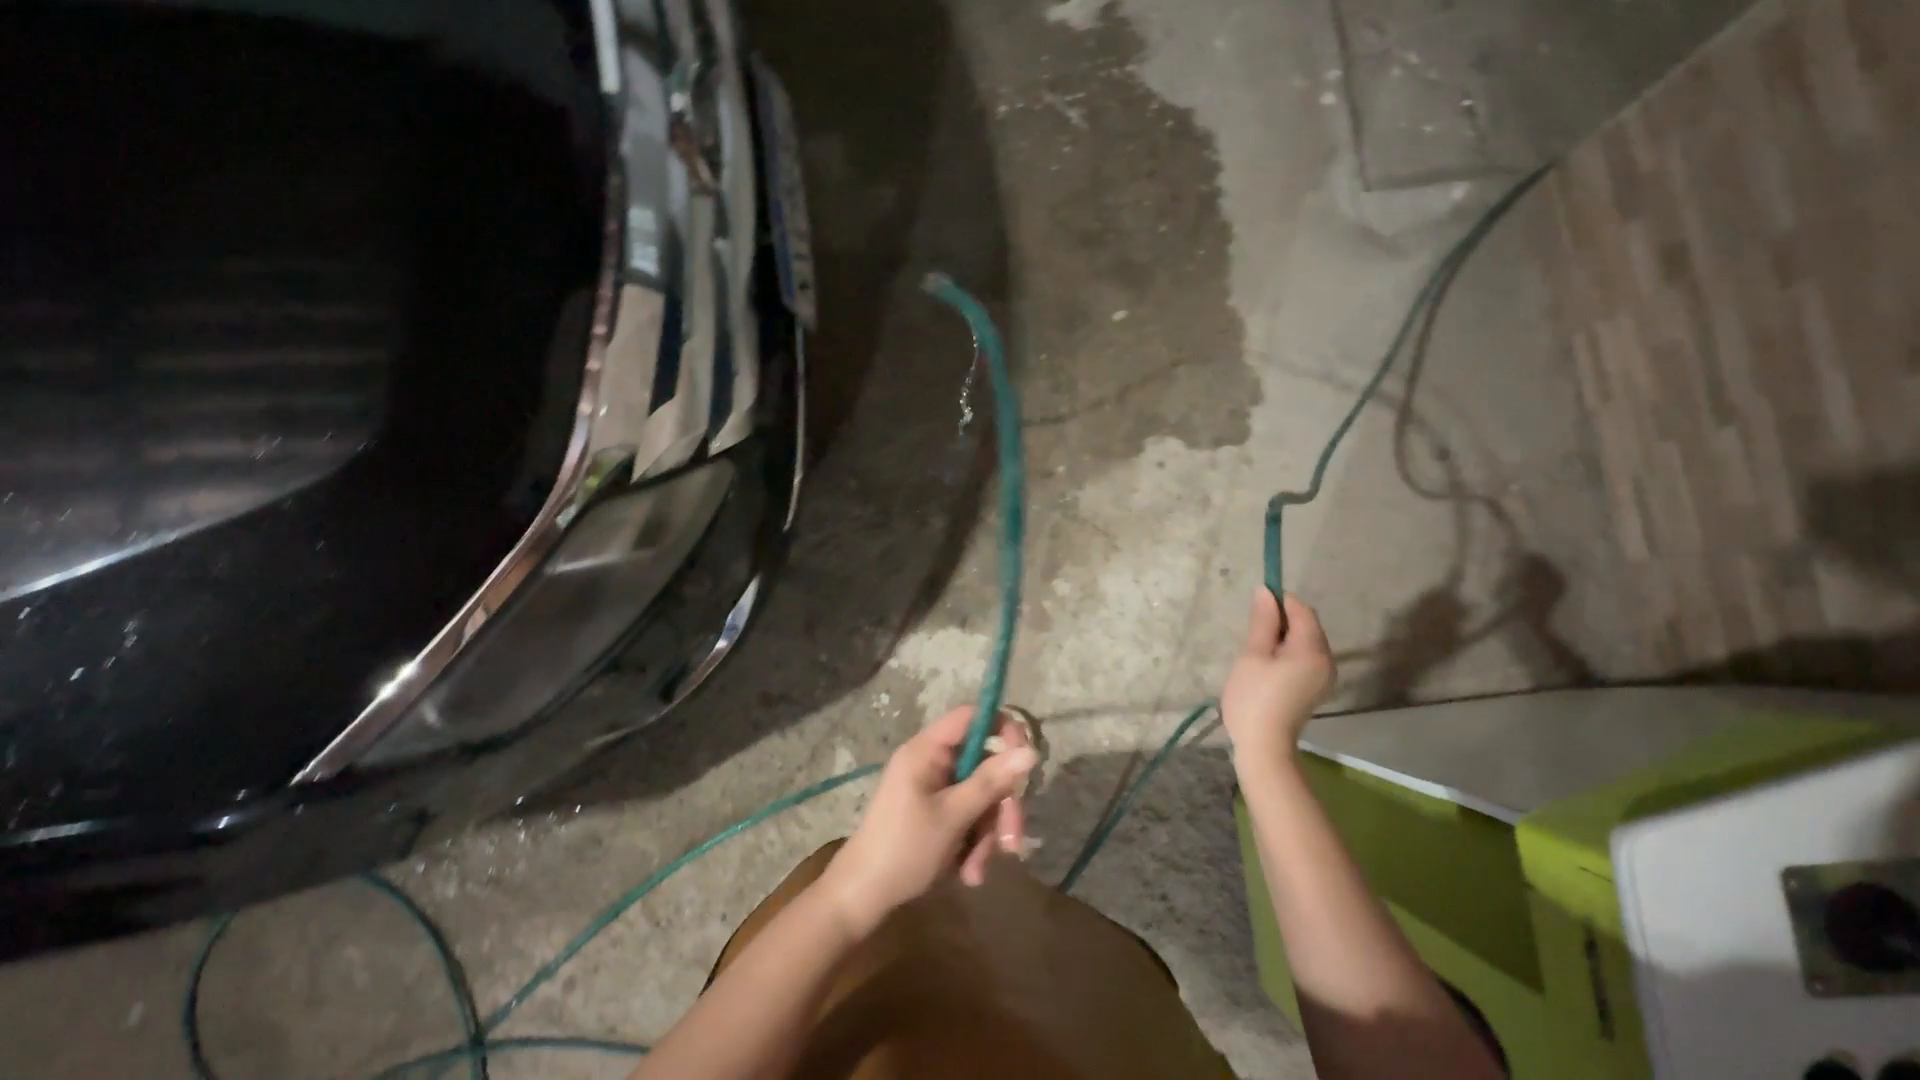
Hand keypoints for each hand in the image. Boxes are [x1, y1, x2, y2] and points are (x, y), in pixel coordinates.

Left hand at [817, 707, 1037, 936]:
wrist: (862, 895)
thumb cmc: (904, 849)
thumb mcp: (952, 816)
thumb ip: (991, 782)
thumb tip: (1031, 751)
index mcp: (926, 750)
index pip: (974, 717)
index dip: (1004, 732)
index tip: (1024, 766)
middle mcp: (932, 763)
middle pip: (986, 764)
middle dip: (1001, 806)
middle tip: (1011, 841)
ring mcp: (934, 789)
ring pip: (982, 797)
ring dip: (988, 834)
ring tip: (977, 870)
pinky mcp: (936, 814)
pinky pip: (969, 817)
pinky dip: (974, 844)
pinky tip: (968, 873)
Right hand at [1221, 590, 1334, 768]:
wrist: (1264, 748)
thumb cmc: (1253, 699)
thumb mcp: (1253, 656)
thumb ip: (1262, 622)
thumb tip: (1265, 591)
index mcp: (1312, 649)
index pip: (1301, 610)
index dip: (1279, 601)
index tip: (1255, 607)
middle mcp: (1326, 659)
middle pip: (1307, 625)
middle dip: (1281, 621)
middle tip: (1252, 636)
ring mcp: (1324, 676)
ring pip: (1306, 642)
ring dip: (1283, 639)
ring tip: (1258, 655)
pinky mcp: (1317, 688)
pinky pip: (1306, 659)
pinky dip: (1288, 654)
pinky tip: (1269, 669)